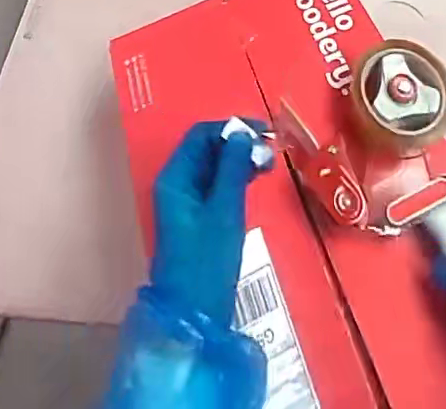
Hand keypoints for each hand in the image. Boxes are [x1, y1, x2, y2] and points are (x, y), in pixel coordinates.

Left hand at [148, 120, 264, 327]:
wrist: (195, 317)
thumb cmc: (207, 261)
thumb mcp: (224, 211)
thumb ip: (233, 169)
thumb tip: (242, 133)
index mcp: (175, 177)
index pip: (201, 136)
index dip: (231, 128)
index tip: (263, 131)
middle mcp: (177, 183)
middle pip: (207, 149)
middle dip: (238, 143)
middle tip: (270, 148)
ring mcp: (187, 201)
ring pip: (214, 166)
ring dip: (240, 159)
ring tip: (268, 163)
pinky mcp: (199, 217)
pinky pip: (217, 185)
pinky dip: (237, 177)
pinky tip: (256, 178)